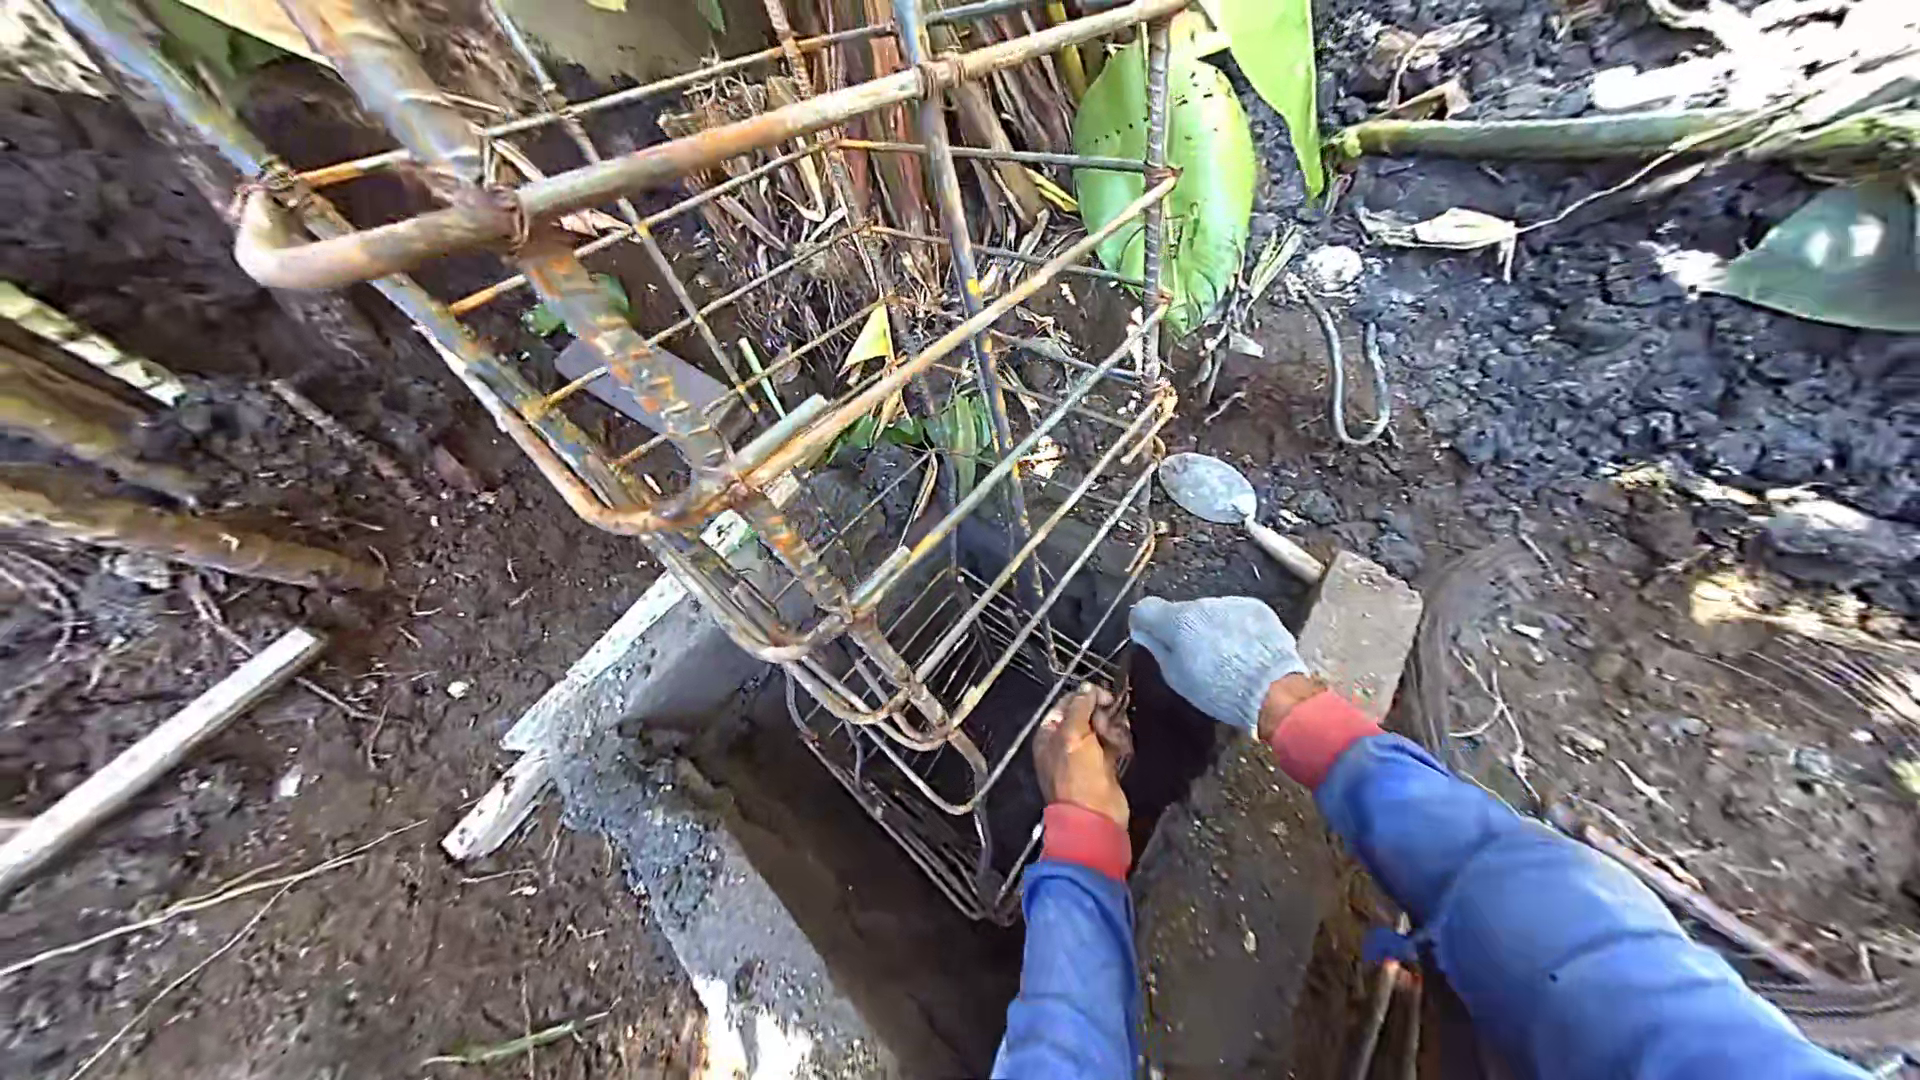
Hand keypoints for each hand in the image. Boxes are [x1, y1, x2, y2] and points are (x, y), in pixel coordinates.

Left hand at [1033, 684, 1130, 827]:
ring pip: (1102, 727)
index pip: (1067, 703)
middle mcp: (1065, 740)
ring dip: (1113, 729)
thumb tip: (1088, 687)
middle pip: (1087, 713)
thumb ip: (1080, 707)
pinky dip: (1119, 742)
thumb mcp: (1073, 735)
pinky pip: (1113, 742)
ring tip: (1116, 741)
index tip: (1104, 696)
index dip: (1085, 697)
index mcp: (1050, 733)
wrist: (1095, 819)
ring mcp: (1085, 753)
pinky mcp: (1104, 765)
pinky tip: (1123, 748)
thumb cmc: (1077, 775)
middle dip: (1101, 715)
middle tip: (1107, 726)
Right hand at [1128, 595, 1308, 734]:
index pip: (1145, 608)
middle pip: (1180, 612)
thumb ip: (1157, 649)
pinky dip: (1232, 627)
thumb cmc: (1220, 690)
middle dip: (1182, 630)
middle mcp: (1201, 604)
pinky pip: (1232, 613)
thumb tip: (1145, 633)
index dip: (1144, 624)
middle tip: (1193, 657)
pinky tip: (1242, 650)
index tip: (1150, 636)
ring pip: (1207, 613)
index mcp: (1177, 621)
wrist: (1274, 689)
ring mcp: (1229, 603)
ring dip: (1208, 628)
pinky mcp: (1254, 606)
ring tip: (1223, 657)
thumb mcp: (1176, 678)